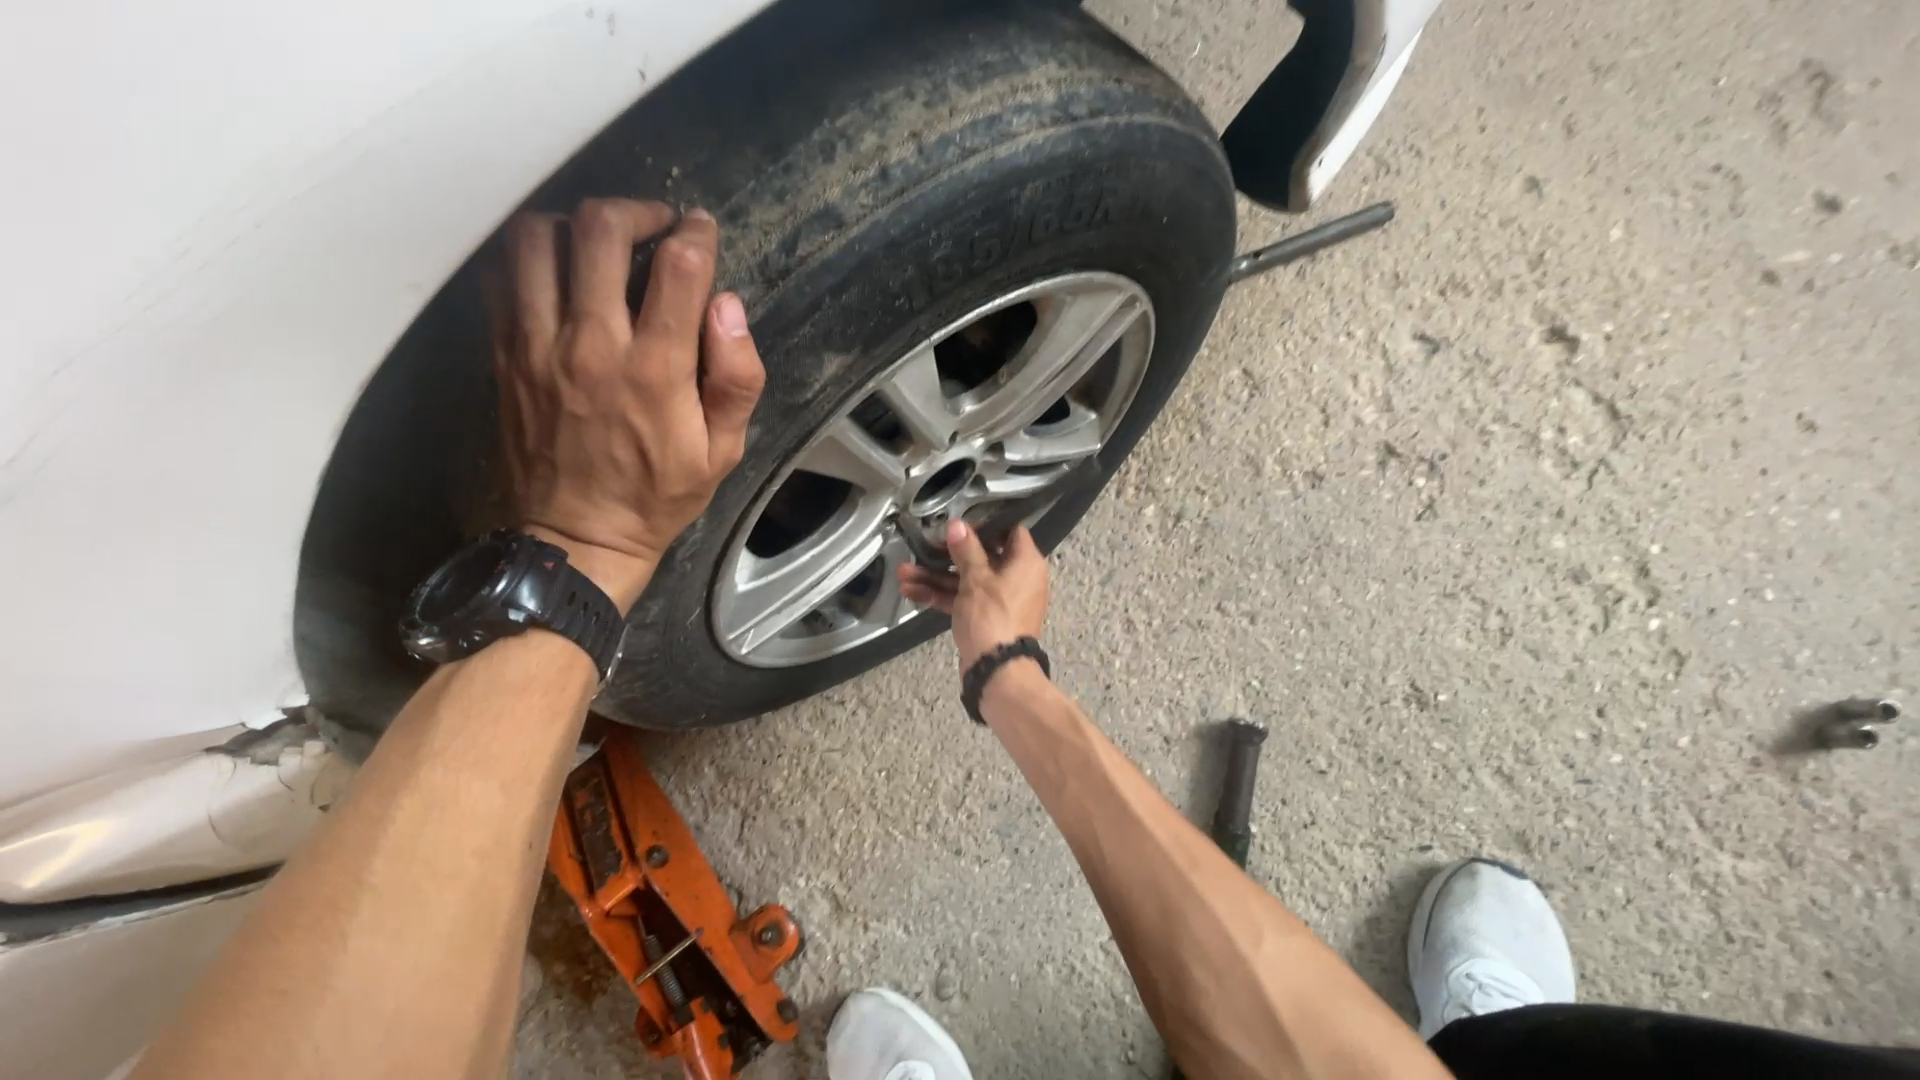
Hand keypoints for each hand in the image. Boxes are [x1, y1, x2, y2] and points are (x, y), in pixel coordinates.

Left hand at [494, 199, 765, 609]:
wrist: (576, 536)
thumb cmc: (658, 495)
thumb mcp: (723, 451)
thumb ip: (737, 377)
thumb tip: (728, 304)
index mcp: (656, 369)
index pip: (679, 267)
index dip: (696, 233)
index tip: (702, 230)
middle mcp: (592, 342)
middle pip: (601, 230)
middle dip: (637, 211)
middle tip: (656, 225)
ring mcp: (537, 343)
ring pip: (538, 237)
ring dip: (575, 221)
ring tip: (600, 239)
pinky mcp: (504, 351)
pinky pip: (501, 272)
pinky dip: (529, 251)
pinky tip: (557, 266)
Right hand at [896, 521, 1049, 670]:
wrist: (996, 671)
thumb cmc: (993, 617)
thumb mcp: (976, 578)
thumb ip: (966, 549)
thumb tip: (958, 525)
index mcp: (1025, 562)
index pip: (1010, 531)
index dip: (984, 524)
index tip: (960, 523)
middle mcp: (1016, 578)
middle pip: (981, 557)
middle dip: (947, 554)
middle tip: (923, 546)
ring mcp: (999, 600)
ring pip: (965, 580)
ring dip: (935, 576)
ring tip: (904, 572)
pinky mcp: (984, 619)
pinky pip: (962, 600)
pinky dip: (940, 595)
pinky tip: (911, 591)